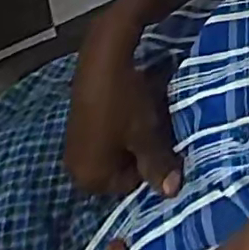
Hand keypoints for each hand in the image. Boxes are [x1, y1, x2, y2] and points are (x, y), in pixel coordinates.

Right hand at [65, 21, 180, 197]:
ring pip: (116, 145)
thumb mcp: (147, 134)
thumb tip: (173, 194)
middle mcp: (77, 165)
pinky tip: (134, 99)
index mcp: (90, 178)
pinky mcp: (79, 117)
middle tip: (157, 124)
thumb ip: (159, 165)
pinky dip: (122, 118)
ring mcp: (75, 141)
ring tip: (148, 109)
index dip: (152, 163)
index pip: (131, 185)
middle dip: (142, 148)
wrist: (103, 56)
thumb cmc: (125, 102)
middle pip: (122, 166)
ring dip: (134, 132)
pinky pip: (107, 128)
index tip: (163, 140)